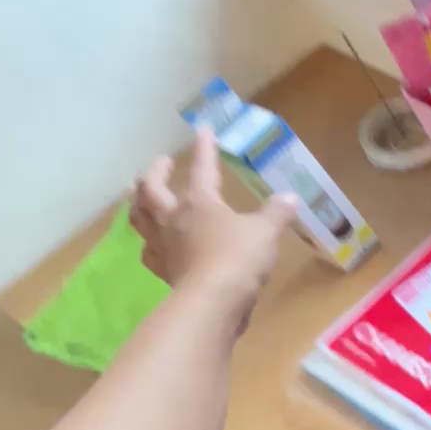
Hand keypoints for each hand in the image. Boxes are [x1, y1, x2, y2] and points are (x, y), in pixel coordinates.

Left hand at [130, 129, 297, 302]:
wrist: (215, 298)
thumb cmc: (240, 258)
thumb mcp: (266, 232)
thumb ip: (276, 214)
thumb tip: (290, 197)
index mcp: (200, 203)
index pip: (203, 169)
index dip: (204, 149)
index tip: (203, 130)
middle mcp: (174, 218)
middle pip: (152, 188)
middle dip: (157, 172)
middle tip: (163, 164)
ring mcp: (163, 244)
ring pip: (140, 216)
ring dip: (140, 203)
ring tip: (143, 198)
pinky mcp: (164, 269)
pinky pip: (149, 251)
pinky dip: (150, 243)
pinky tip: (155, 245)